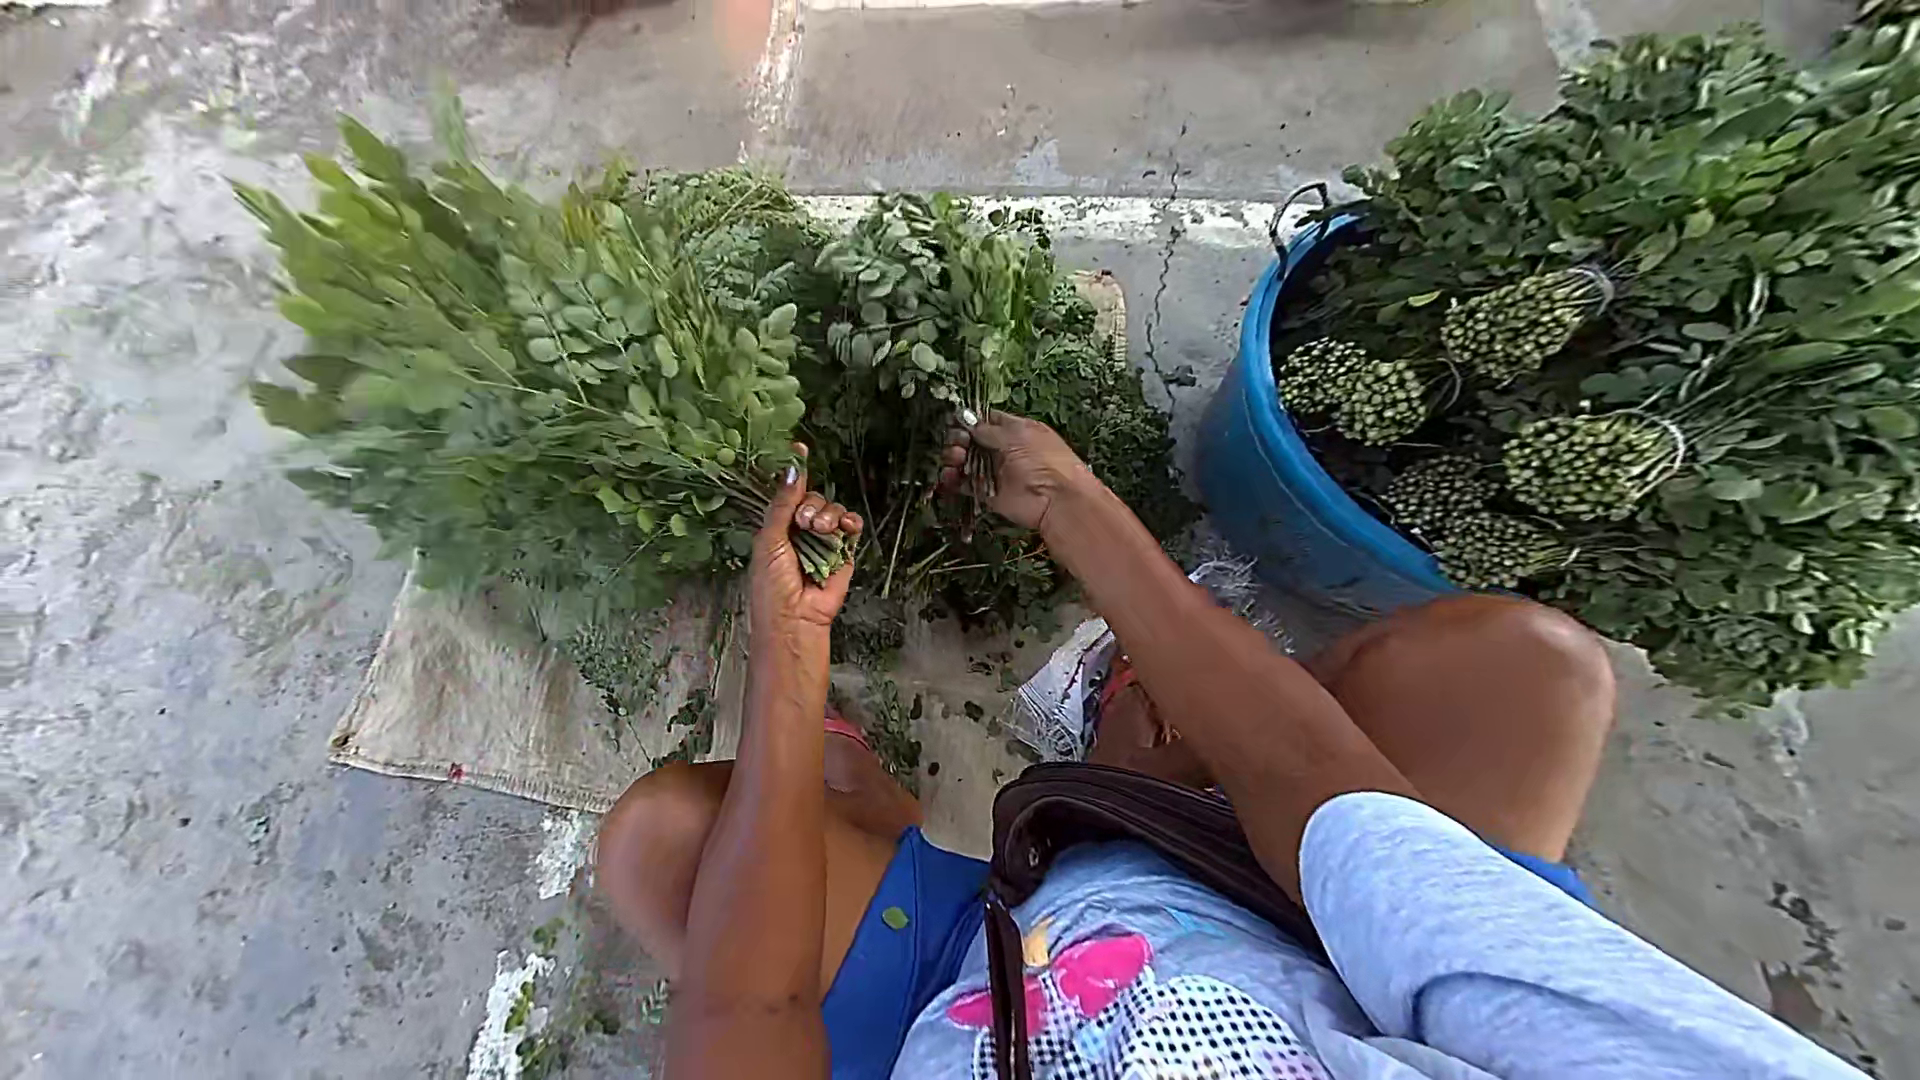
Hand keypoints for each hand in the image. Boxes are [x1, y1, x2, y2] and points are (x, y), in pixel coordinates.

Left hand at [751, 446, 862, 636]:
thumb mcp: (770, 539)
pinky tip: (846, 527)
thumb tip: (793, 466)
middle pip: (814, 498)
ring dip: (828, 515)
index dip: (795, 474)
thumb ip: (783, 503)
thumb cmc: (772, 583)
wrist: (795, 617)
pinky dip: (850, 522)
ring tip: (821, 532)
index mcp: (778, 526)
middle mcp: (802, 531)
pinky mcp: (845, 551)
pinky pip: (851, 527)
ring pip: (833, 510)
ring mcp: (825, 540)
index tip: (800, 447)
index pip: (789, 493)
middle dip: (811, 506)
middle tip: (805, 524)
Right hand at [939, 409, 1097, 530]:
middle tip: (957, 445)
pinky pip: (966, 484)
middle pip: (972, 441)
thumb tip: (968, 422)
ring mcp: (996, 472)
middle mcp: (1004, 449)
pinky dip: (953, 481)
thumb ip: (989, 430)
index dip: (970, 421)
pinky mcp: (989, 493)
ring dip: (954, 459)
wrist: (1056, 500)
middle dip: (959, 440)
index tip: (955, 423)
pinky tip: (947, 476)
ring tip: (954, 460)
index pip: (987, 420)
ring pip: (966, 462)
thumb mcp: (1017, 436)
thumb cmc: (1043, 461)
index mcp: (1015, 430)